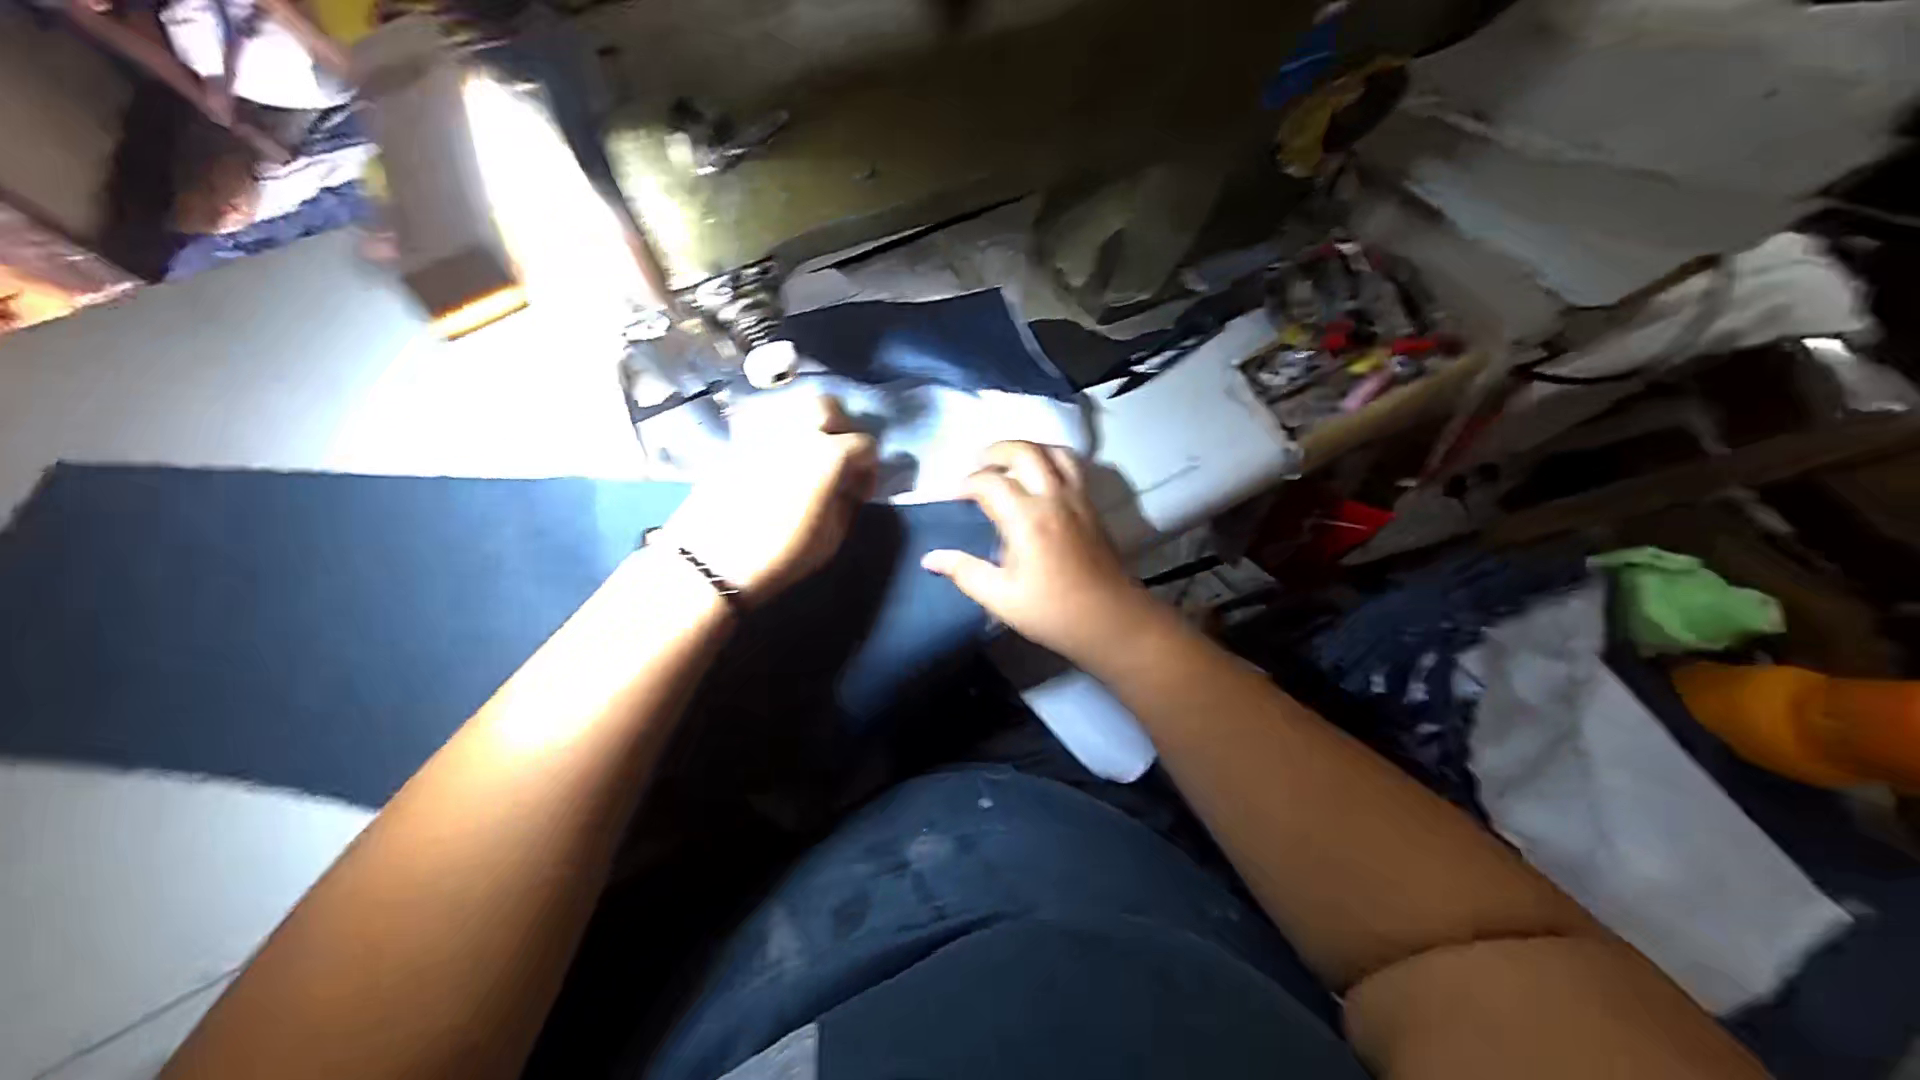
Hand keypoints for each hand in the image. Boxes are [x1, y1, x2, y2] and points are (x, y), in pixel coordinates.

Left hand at [661, 395, 877, 603]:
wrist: (712, 558)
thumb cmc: (781, 553)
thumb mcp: (832, 537)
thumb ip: (847, 502)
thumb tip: (847, 486)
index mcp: (830, 454)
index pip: (866, 444)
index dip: (869, 468)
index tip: (859, 491)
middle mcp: (799, 431)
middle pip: (828, 407)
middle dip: (839, 427)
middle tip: (836, 457)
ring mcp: (764, 432)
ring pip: (793, 408)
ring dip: (807, 426)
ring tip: (806, 457)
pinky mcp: (737, 441)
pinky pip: (766, 425)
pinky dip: (779, 436)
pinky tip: (777, 463)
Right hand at [922, 441, 1164, 662]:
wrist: (1111, 621)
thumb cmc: (1053, 613)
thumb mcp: (1001, 598)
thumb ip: (965, 572)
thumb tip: (930, 558)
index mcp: (1027, 519)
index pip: (989, 482)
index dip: (965, 484)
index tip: (953, 497)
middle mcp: (1054, 498)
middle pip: (1024, 451)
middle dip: (995, 452)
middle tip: (977, 465)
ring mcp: (1078, 498)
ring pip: (1053, 452)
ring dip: (1027, 450)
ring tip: (1008, 465)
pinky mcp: (1092, 506)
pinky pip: (1071, 467)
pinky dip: (1049, 461)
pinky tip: (1038, 480)